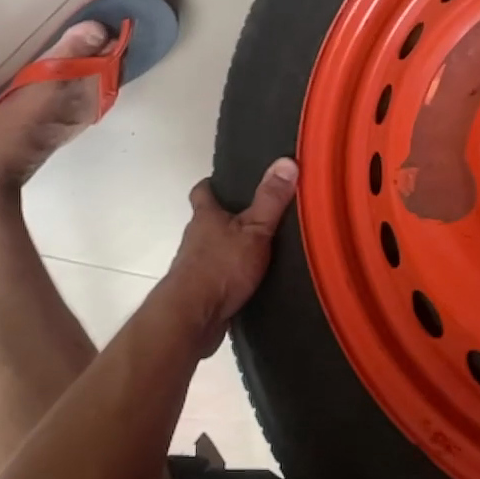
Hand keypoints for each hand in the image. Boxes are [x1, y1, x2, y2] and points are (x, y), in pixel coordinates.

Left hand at [161, 158, 297, 353]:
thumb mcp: (253, 230)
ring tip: (264, 250)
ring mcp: (196, 265)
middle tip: (260, 216)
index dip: (213, 184)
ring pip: (215, 249)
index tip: (229, 182)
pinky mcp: (202, 291)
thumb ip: (270, 200)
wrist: (193, 317)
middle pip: (209, 221)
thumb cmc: (220, 266)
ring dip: (232, 249)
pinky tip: (255, 282)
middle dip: (229, 218)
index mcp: (205, 216)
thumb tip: (287, 161)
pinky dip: (234, 276)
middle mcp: (196, 237)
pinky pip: (220, 276)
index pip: (202, 191)